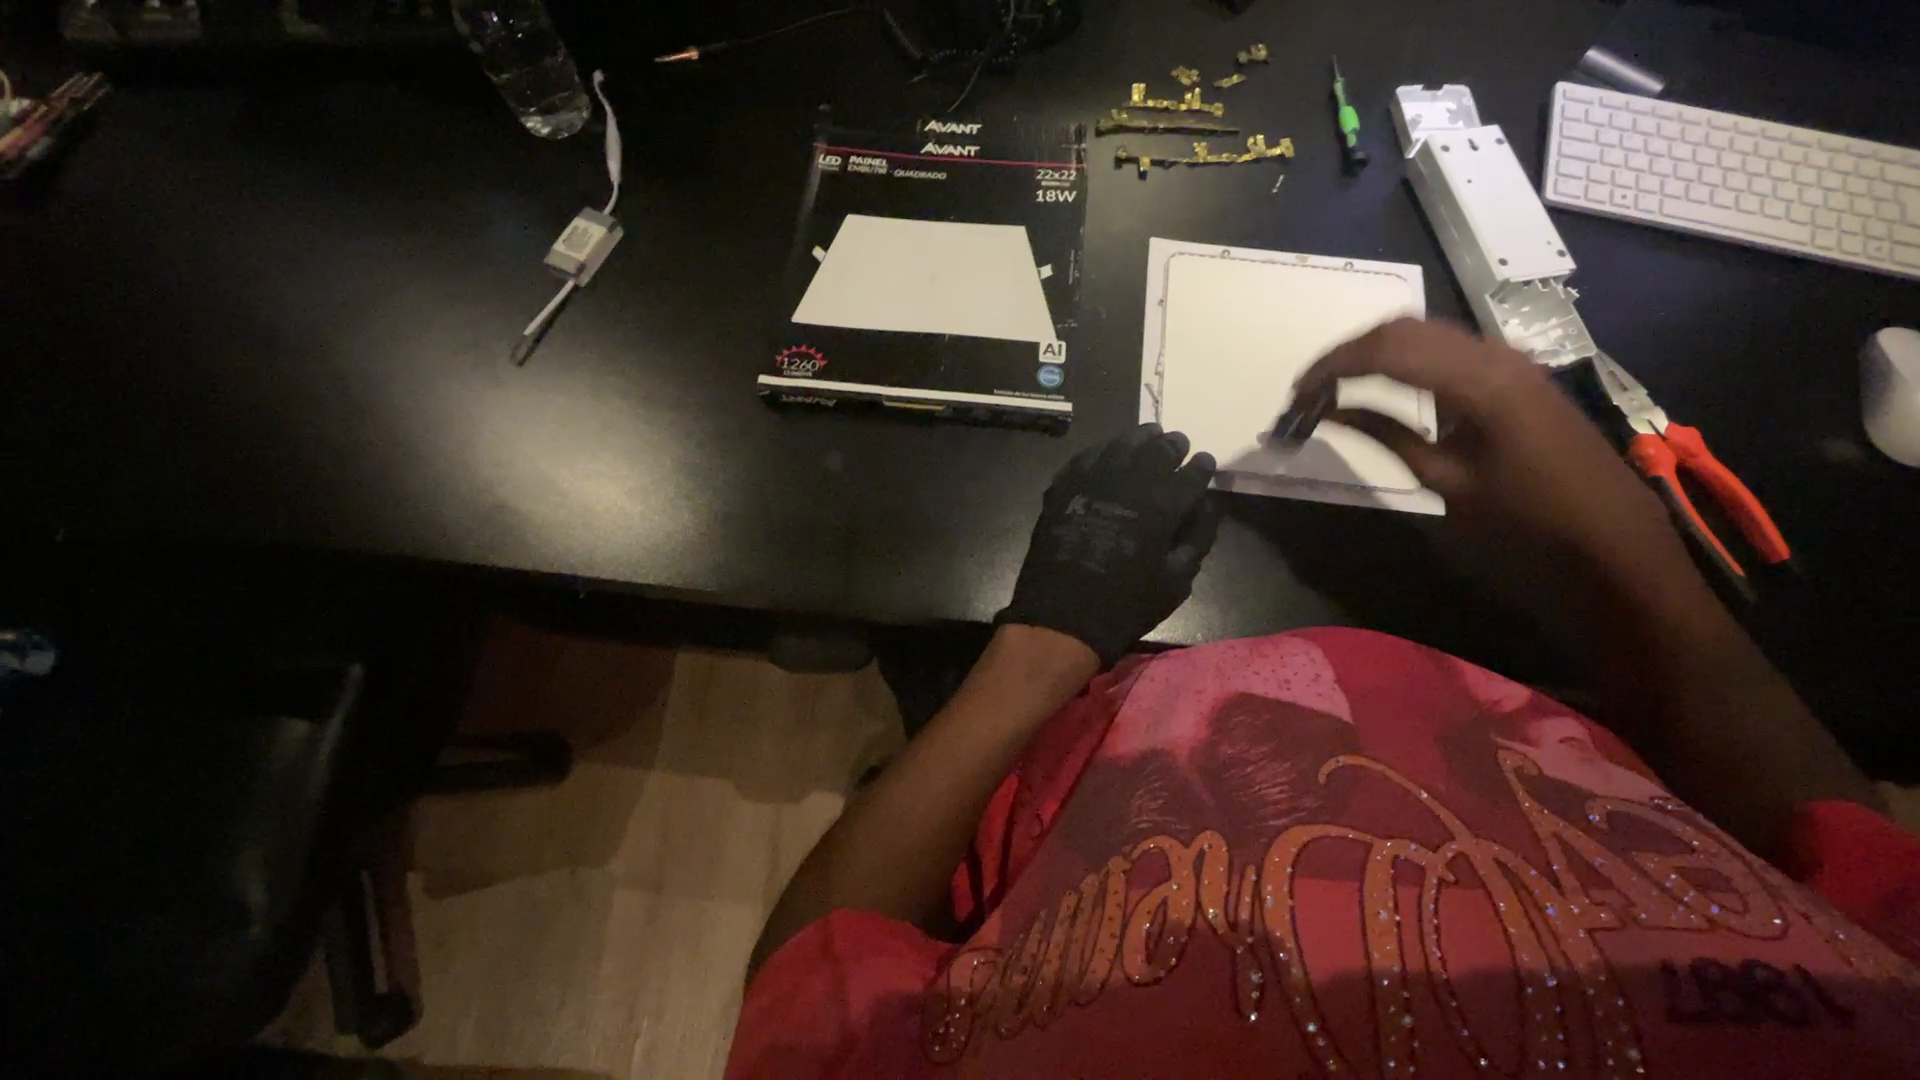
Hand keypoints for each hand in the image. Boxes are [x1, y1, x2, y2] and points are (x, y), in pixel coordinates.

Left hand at [999, 423, 1220, 667]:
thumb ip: (1197, 537)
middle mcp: (1128, 483)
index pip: (1190, 475)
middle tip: (1178, 442)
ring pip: (1119, 446)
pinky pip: (1085, 458)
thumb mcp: (1177, 579)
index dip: (1201, 467)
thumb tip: (1207, 505)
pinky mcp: (1062, 488)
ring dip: (1138, 439)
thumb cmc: (1127, 603)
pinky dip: (1102, 450)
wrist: (1063, 616)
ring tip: (1149, 435)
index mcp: (1162, 505)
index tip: (1206, 462)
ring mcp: (1091, 481)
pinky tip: (1108, 452)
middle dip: (1171, 445)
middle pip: (1155, 451)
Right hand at [1295, 318, 1694, 590]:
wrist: (1609, 527)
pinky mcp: (1510, 367)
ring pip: (1421, 330)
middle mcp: (1492, 354)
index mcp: (1477, 384)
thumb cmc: (1526, 516)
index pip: (1385, 353)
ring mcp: (1506, 356)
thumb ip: (1386, 435)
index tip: (1295, 396)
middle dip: (1345, 354)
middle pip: (1400, 330)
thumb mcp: (1445, 480)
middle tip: (1307, 390)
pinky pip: (1443, 344)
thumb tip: (1328, 411)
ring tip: (1334, 385)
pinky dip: (1401, 355)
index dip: (1332, 368)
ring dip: (1371, 350)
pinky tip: (1380, 382)